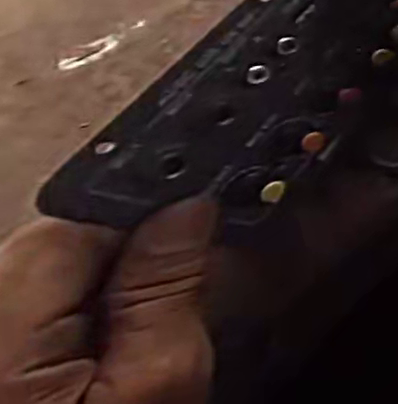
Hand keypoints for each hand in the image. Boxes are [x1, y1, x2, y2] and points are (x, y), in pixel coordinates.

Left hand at [0, 199, 216, 403]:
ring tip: (121, 325)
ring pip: (23, 275)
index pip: (62, 234)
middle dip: (112, 249)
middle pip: (35, 253)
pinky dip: (57, 308)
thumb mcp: (161, 379)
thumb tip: (189, 205)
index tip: (192, 226)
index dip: (136, 217)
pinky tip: (82, 343)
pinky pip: (13, 307)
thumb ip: (167, 288)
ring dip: (86, 278)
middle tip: (159, 293)